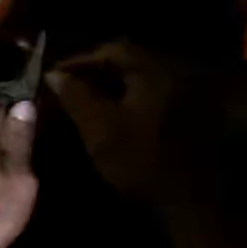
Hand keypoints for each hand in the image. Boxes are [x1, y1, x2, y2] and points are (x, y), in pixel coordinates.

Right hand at [46, 40, 215, 203]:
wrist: (189, 195)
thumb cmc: (140, 160)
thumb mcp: (99, 129)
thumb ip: (76, 98)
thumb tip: (54, 74)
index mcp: (152, 69)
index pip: (109, 51)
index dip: (79, 61)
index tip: (55, 75)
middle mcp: (173, 69)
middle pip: (128, 59)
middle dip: (96, 70)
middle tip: (69, 85)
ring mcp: (186, 87)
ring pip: (141, 74)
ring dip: (113, 82)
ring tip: (87, 96)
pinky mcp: (192, 106)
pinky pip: (154, 89)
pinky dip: (130, 93)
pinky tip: (116, 108)